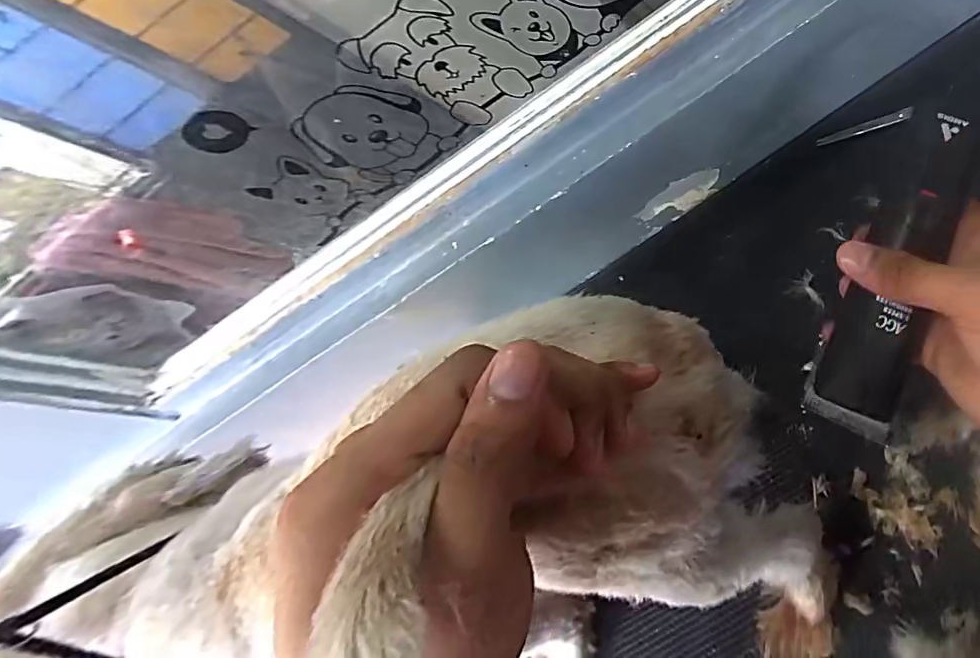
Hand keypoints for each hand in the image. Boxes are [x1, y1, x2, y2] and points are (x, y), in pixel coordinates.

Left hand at [272, 342, 658, 657]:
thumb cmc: (433, 656)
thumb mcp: (468, 560)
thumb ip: (485, 454)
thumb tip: (524, 352)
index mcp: (361, 470)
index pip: (468, 375)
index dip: (538, 390)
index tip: (581, 441)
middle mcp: (371, 462)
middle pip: (488, 389)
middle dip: (564, 402)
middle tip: (616, 442)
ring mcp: (398, 482)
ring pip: (500, 414)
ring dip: (570, 419)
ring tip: (619, 444)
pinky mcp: (429, 501)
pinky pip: (497, 449)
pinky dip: (553, 444)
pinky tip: (604, 439)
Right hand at [836, 204, 979, 474]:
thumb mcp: (970, 291)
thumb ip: (908, 273)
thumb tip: (847, 253)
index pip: (940, 209)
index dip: (906, 206)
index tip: (864, 210)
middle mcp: (965, 270)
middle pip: (915, 251)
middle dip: (879, 252)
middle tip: (840, 256)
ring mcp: (951, 312)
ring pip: (903, 293)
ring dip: (870, 292)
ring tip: (833, 292)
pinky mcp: (939, 350)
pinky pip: (898, 334)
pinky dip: (871, 333)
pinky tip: (837, 333)